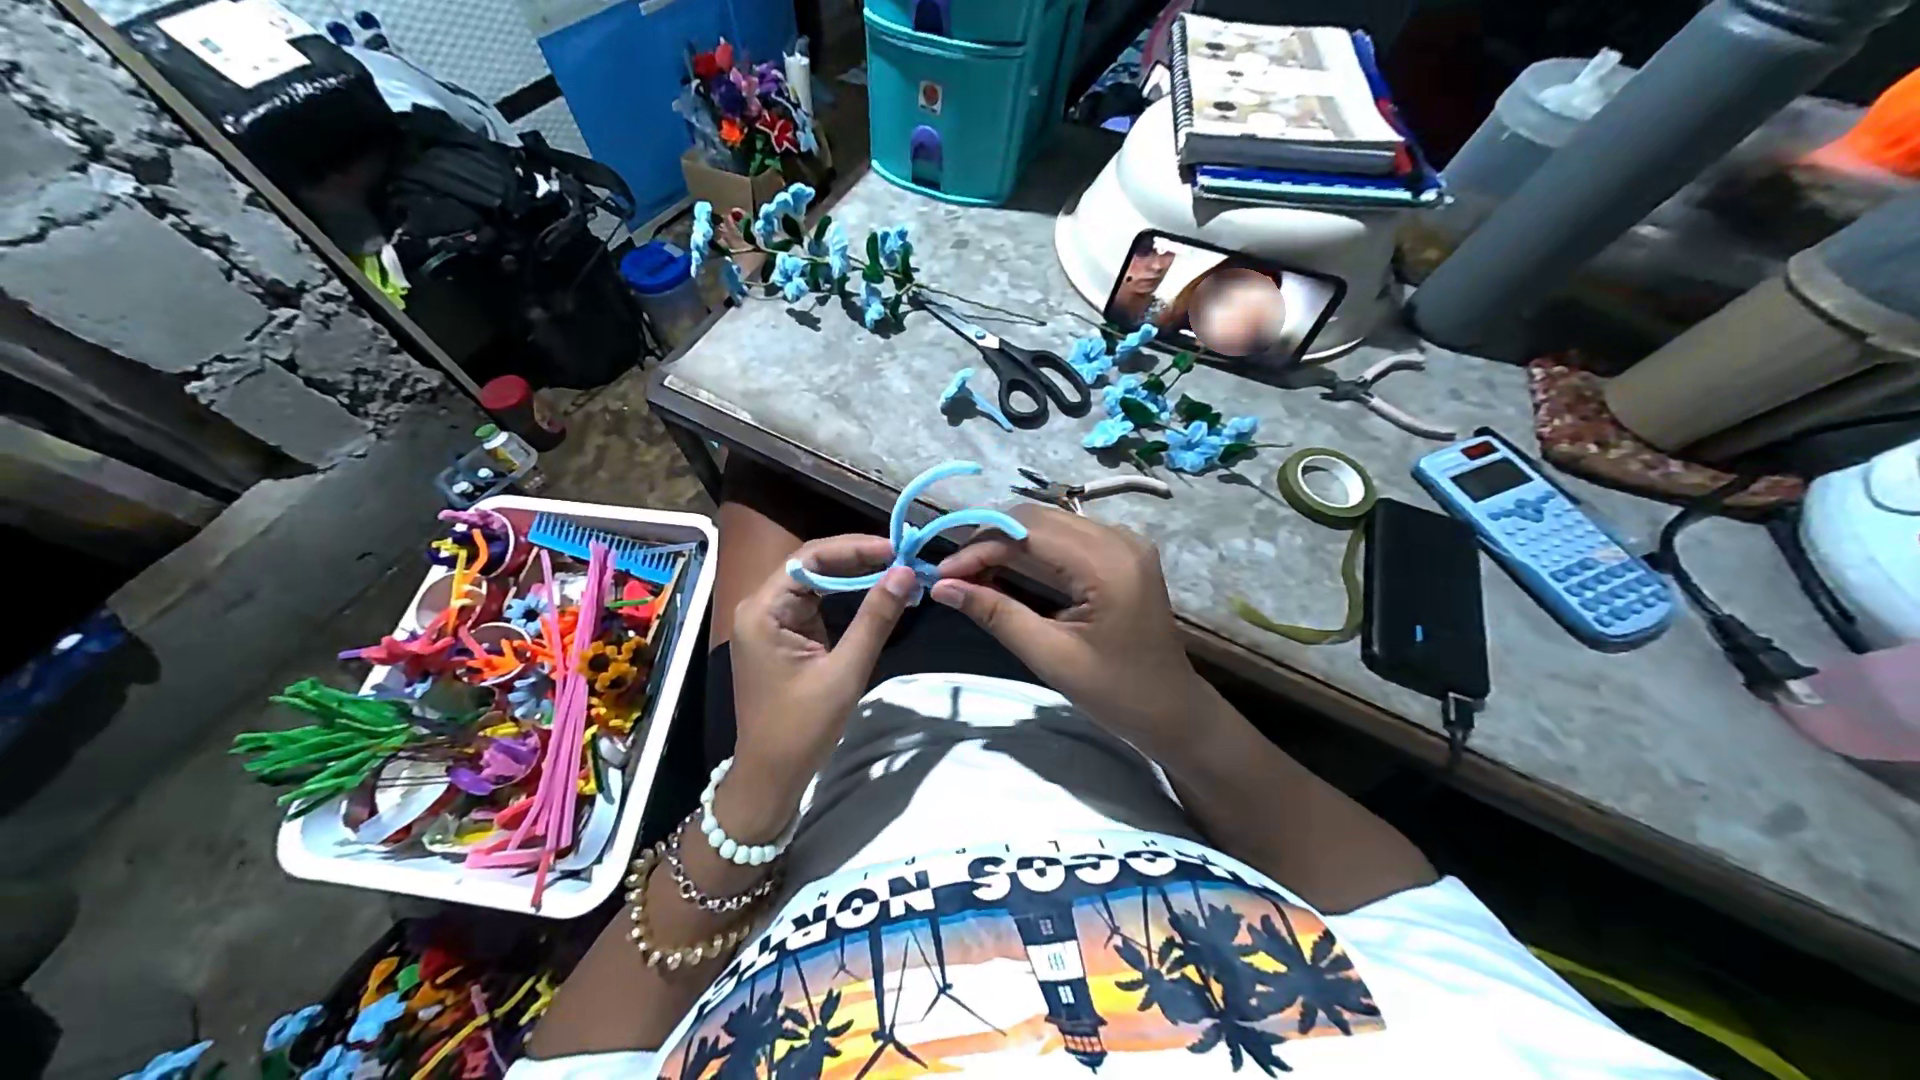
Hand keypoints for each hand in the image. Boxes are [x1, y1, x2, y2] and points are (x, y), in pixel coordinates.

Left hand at [722, 536, 916, 833]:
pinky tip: (877, 592)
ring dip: (856, 575)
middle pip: (812, 566)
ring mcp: (770, 621)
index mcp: (763, 610)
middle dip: (859, 559)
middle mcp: (760, 607)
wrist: (772, 775)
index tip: (897, 550)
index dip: (855, 548)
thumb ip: (875, 618)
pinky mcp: (783, 635)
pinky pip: (817, 604)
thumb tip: (906, 572)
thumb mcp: (845, 671)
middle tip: (904, 558)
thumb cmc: (802, 727)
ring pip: (817, 582)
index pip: (810, 559)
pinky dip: (848, 596)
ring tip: (898, 570)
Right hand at [930, 506, 1205, 755]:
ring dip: (1006, 542)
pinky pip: (1064, 535)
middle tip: (954, 574)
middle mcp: (1119, 538)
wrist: (1171, 710)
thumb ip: (997, 614)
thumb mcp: (1051, 657)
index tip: (942, 573)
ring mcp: (1123, 542)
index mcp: (1108, 564)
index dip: (979, 547)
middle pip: (1037, 517)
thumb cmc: (1116, 692)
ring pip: (1048, 522)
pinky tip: (1006, 570)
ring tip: (972, 573)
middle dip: (989, 540)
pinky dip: (1029, 548)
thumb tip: (943, 587)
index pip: (1028, 532)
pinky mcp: (1120, 552)